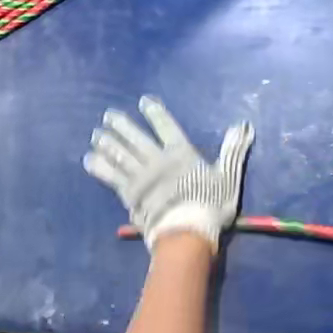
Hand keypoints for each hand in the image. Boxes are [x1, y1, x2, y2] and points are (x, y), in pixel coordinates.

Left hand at [83, 96, 253, 250]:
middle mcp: (157, 160)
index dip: (155, 113)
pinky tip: (89, 159)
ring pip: (120, 153)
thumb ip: (233, 150)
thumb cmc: (211, 205)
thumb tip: (243, 126)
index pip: (166, 127)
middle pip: (135, 138)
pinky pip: (110, 175)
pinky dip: (99, 166)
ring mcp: (140, 176)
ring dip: (107, 142)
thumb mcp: (228, 177)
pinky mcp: (128, 193)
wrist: (186, 231)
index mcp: (181, 153)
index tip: (144, 102)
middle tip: (108, 116)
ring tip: (96, 134)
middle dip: (121, 125)